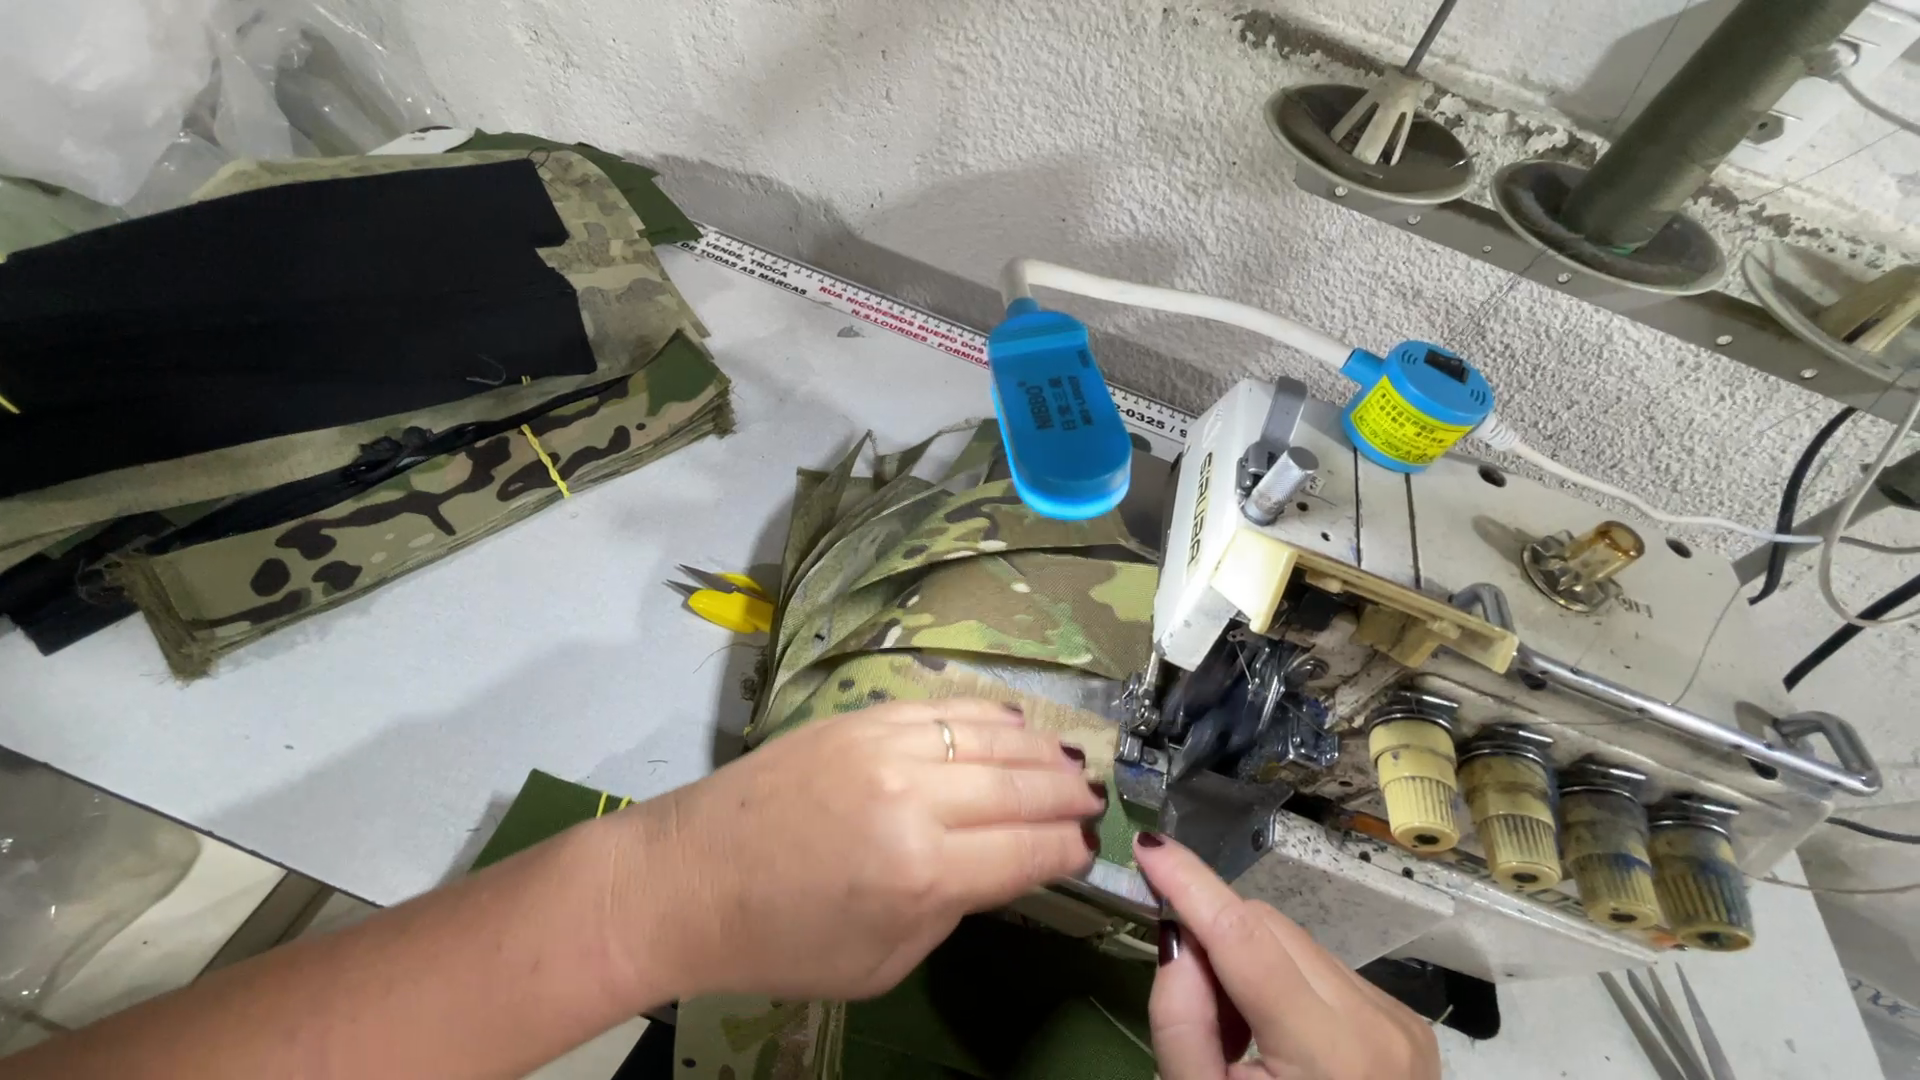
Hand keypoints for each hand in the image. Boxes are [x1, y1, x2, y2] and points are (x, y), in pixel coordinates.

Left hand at [608, 698, 1101, 1002]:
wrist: (690, 879)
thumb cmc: (783, 942)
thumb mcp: (884, 960)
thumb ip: (955, 908)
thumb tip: (1004, 862)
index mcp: (922, 874)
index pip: (1027, 852)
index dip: (1067, 849)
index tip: (1088, 847)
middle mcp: (915, 800)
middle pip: (1020, 788)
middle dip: (1067, 794)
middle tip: (1093, 798)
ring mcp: (885, 746)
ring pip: (990, 737)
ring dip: (1040, 750)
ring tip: (1069, 760)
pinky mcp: (860, 717)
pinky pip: (942, 707)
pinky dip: (987, 715)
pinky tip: (1014, 724)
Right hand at [1135, 834, 1439, 1079]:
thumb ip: (1181, 1020)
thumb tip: (1178, 938)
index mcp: (1332, 1056)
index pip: (1245, 939)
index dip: (1191, 885)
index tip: (1149, 846)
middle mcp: (1377, 1021)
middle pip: (1265, 927)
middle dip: (1213, 935)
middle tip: (1189, 991)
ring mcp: (1399, 1018)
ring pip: (1290, 938)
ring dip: (1245, 957)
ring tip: (1239, 1030)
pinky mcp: (1405, 1019)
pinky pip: (1319, 964)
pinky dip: (1280, 976)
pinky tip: (1277, 1034)